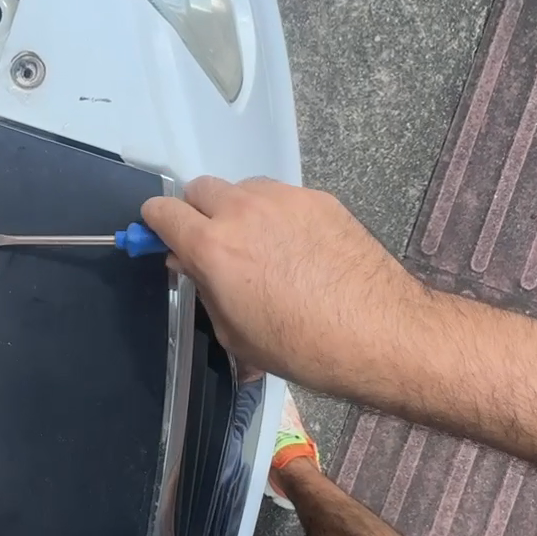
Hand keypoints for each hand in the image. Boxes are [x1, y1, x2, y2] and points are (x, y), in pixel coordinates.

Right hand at [142, 177, 435, 390]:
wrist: (381, 333)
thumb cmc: (301, 347)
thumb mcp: (234, 332)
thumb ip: (203, 288)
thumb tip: (188, 262)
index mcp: (212, 247)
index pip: (162, 210)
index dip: (155, 223)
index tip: (161, 236)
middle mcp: (241, 211)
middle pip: (198, 189)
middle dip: (196, 212)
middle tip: (212, 243)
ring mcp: (282, 199)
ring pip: (240, 188)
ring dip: (236, 209)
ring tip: (260, 244)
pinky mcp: (317, 198)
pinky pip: (279, 196)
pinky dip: (275, 214)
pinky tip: (297, 246)